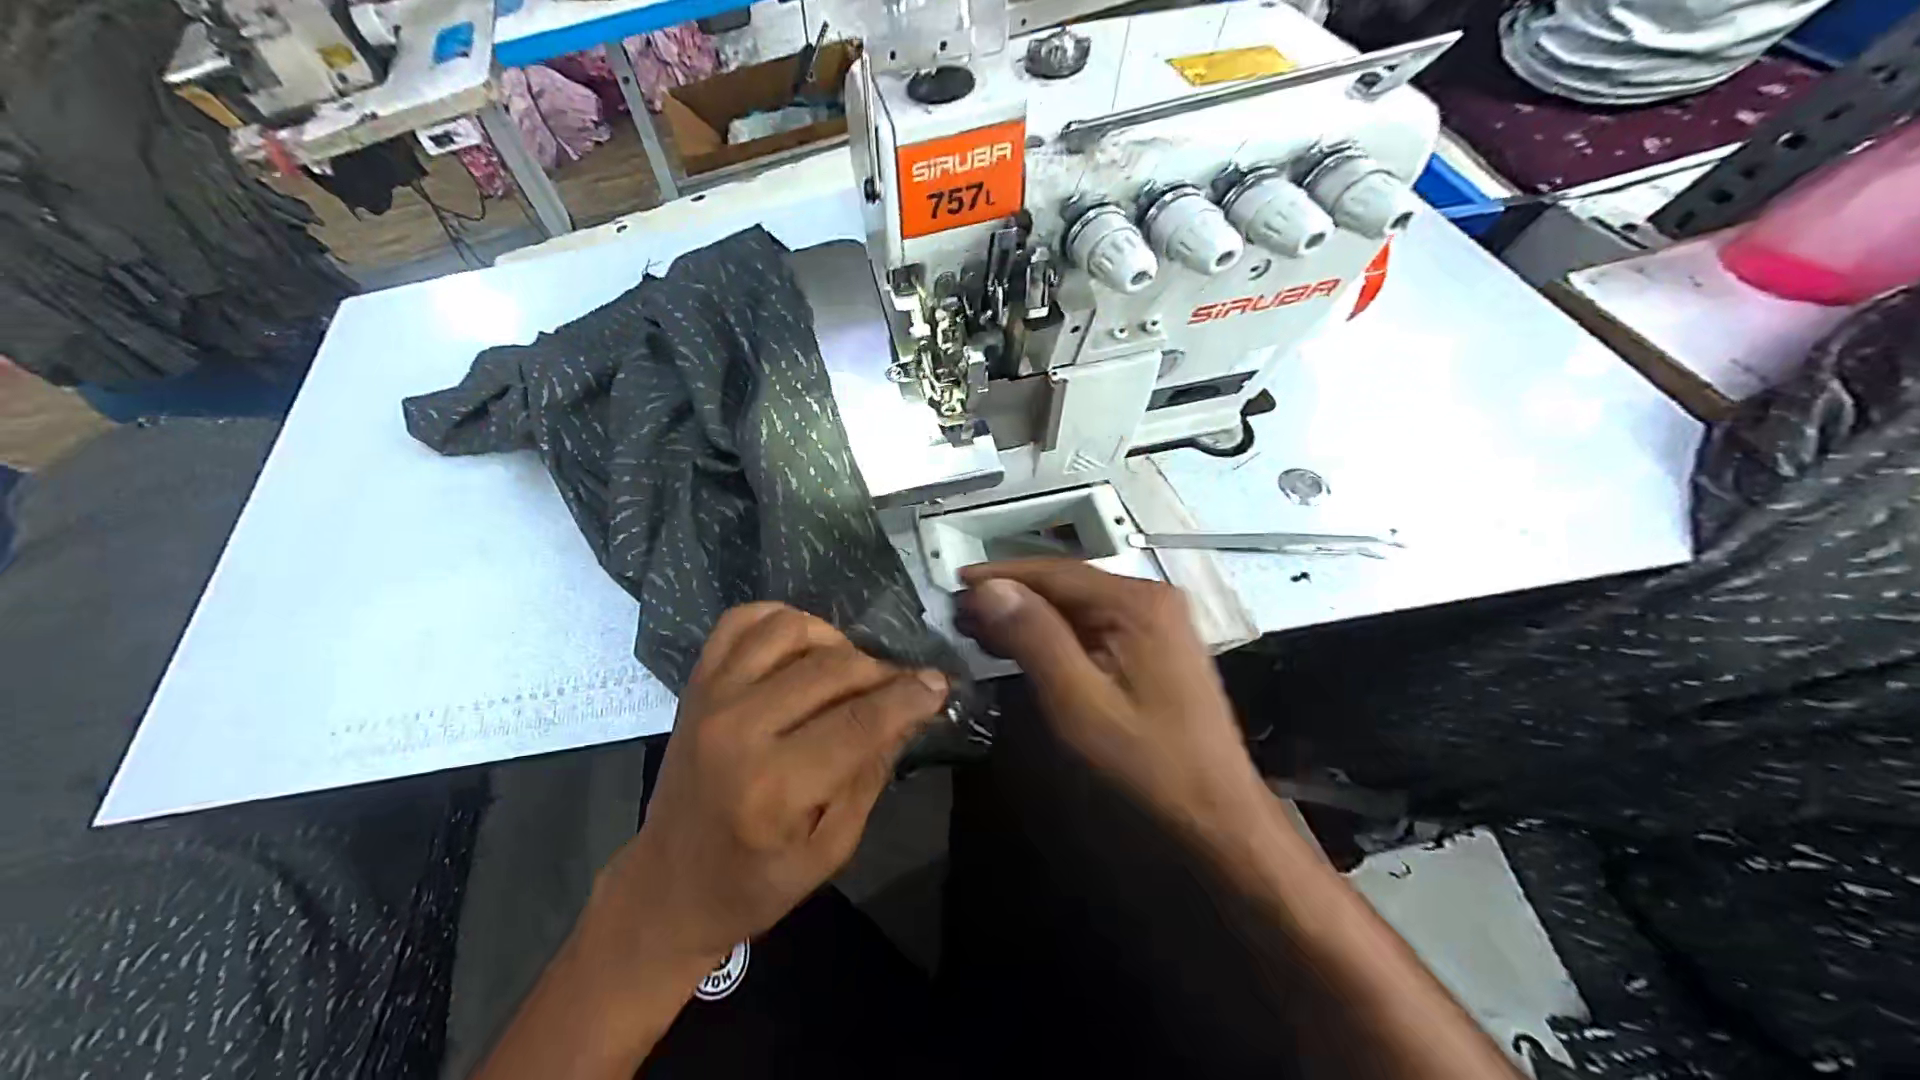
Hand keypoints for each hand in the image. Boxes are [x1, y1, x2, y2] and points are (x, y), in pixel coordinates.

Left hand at [593, 603, 948, 966]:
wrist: (668, 885)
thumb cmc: (756, 881)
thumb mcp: (831, 848)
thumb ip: (871, 773)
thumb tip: (910, 712)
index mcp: (774, 787)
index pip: (859, 720)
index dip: (909, 696)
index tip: (939, 684)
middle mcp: (738, 730)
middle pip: (833, 668)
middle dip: (882, 671)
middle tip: (903, 685)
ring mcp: (712, 698)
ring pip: (790, 629)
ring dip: (836, 641)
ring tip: (851, 669)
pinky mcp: (697, 683)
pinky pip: (742, 621)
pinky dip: (781, 619)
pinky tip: (804, 645)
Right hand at [956, 559, 1262, 836]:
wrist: (1216, 811)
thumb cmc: (1147, 761)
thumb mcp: (1079, 702)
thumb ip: (1034, 639)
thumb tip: (988, 589)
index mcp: (1136, 602)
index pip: (1054, 572)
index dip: (1000, 576)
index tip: (954, 585)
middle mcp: (1150, 597)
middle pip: (1066, 583)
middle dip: (1011, 595)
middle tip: (960, 613)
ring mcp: (1157, 619)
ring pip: (1078, 602)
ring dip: (1030, 612)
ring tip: (982, 626)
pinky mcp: (1156, 642)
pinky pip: (1095, 622)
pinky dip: (1056, 629)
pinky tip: (1027, 643)